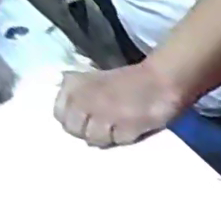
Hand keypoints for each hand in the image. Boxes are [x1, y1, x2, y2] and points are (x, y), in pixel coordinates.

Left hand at [53, 63, 189, 147]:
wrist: (161, 81)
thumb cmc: (131, 80)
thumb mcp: (95, 80)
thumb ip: (81, 93)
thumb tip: (74, 112)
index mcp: (74, 86)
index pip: (60, 114)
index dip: (73, 121)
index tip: (86, 122)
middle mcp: (85, 100)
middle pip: (75, 130)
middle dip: (86, 133)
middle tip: (102, 131)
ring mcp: (105, 115)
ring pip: (95, 138)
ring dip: (106, 139)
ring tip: (116, 132)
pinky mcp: (126, 126)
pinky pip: (118, 141)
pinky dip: (124, 139)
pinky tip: (131, 131)